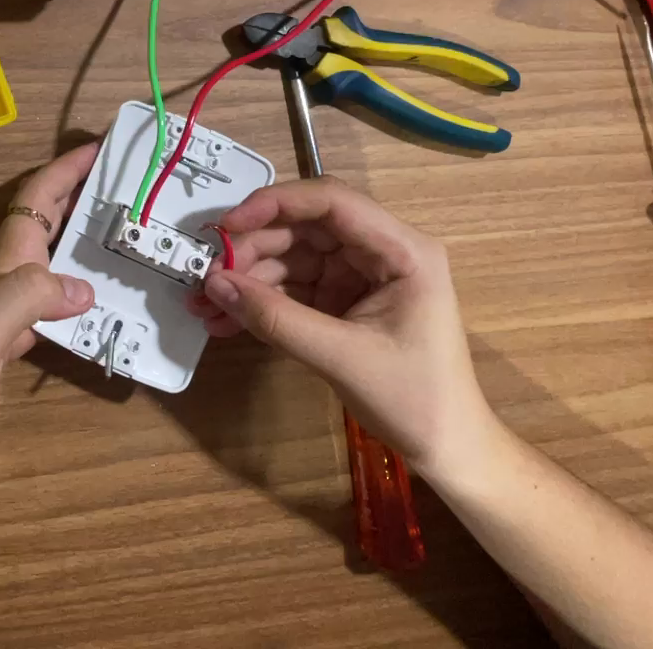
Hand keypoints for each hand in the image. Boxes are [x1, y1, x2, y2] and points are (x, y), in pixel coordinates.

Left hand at [0, 143, 98, 450]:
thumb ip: (27, 298)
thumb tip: (85, 288)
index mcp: (5, 260)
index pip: (39, 197)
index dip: (68, 168)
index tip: (104, 146)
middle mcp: (8, 271)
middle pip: (50, 218)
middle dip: (85, 192)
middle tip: (131, 185)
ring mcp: (6, 302)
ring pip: (54, 254)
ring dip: (85, 236)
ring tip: (128, 234)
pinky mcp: (8, 332)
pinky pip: (53, 295)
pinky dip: (79, 287)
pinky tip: (102, 300)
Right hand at [184, 177, 495, 476]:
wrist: (447, 450)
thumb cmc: (415, 400)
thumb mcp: (342, 357)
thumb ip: (276, 318)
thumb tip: (214, 285)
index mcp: (401, 250)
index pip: (331, 202)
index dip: (275, 203)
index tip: (228, 225)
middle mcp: (378, 251)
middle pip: (302, 227)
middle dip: (251, 249)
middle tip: (207, 276)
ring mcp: (357, 275)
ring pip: (289, 256)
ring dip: (246, 278)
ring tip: (205, 304)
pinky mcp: (340, 299)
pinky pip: (290, 286)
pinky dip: (257, 301)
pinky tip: (224, 320)